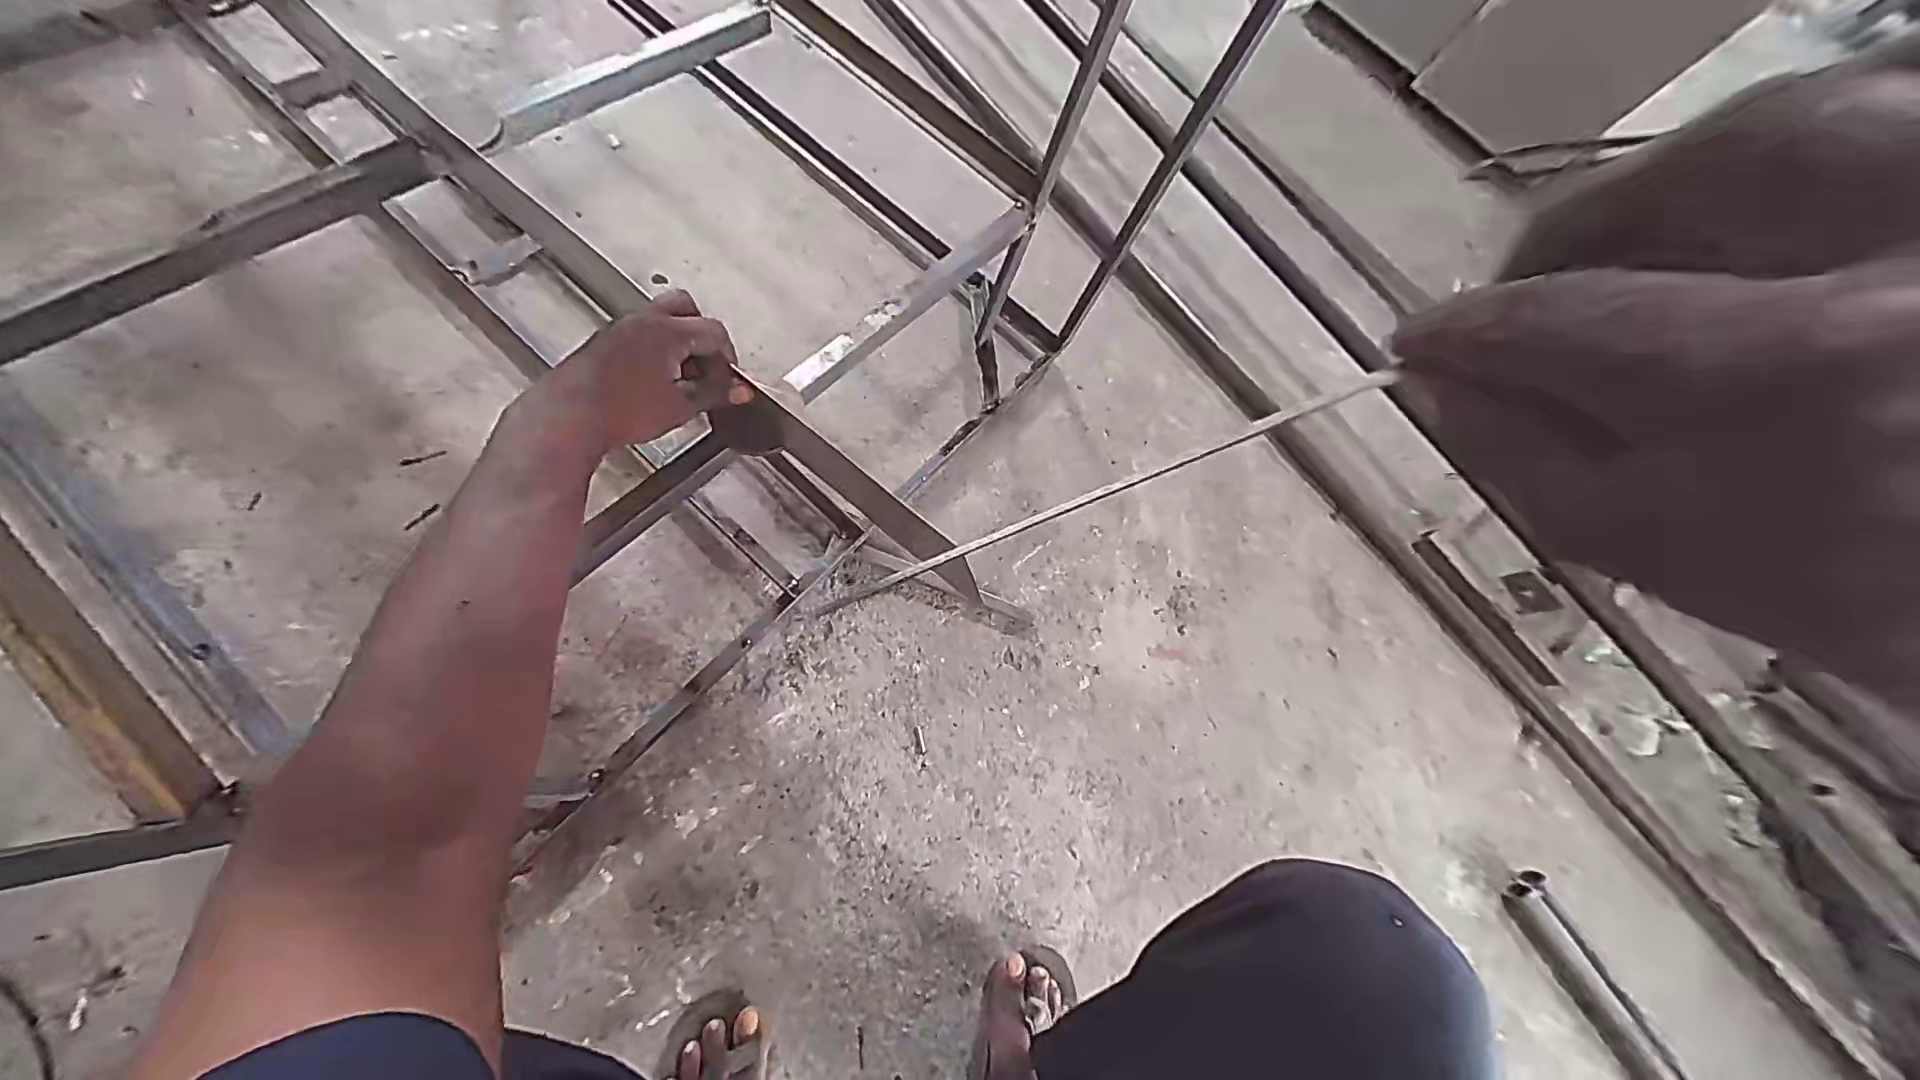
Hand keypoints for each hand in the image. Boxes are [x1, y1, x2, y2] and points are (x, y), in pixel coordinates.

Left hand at [544, 290, 750, 454]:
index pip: (714, 331)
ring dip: (681, 342)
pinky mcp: (606, 343)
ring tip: (684, 379)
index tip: (729, 379)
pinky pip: (642, 334)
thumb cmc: (620, 410)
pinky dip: (658, 349)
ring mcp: (622, 329)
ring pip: (663, 319)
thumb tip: (739, 390)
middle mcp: (644, 321)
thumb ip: (716, 393)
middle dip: (704, 336)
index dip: (728, 357)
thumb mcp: (682, 406)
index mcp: (668, 331)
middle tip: (709, 367)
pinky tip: (659, 382)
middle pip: (687, 309)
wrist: (570, 417)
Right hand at [1394, 35, 1919, 714]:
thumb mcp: (1655, 548)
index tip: (1417, 339)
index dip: (1469, 326)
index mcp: (1799, 382)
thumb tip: (1439, 382)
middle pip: (1723, 159)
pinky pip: (1918, 108)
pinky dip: (1837, 145)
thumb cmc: (1866, 597)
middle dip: (1589, 220)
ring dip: (1711, 172)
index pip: (1568, 319)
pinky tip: (1784, 216)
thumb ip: (1526, 458)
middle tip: (1531, 277)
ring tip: (1653, 244)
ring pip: (1846, 97)